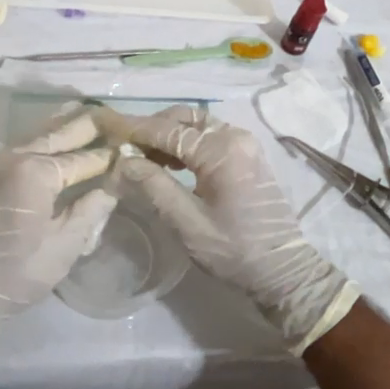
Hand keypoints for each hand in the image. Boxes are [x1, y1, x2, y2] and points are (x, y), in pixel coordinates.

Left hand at [0, 107, 117, 343]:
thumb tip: (110, 187)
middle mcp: (12, 156)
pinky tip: (55, 138)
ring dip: (63, 127)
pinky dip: (42, 140)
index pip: (82, 159)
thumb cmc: (16, 273)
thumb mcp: (64, 246)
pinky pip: (20, 147)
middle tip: (116, 117)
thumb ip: (91, 210)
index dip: (108, 157)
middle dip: (87, 126)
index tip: (131, 148)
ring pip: (36, 136)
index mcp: (35, 172)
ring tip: (88, 114)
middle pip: (57, 135)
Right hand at [112, 106, 359, 353]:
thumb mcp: (187, 222)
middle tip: (124, 146)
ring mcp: (245, 144)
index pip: (168, 130)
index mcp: (222, 150)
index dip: (135, 128)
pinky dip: (186, 142)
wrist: (282, 269)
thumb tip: (123, 161)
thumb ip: (154, 186)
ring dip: (168, 134)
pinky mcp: (248, 155)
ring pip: (197, 124)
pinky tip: (168, 163)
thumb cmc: (233, 250)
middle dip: (152, 128)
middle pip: (184, 118)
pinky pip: (210, 136)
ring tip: (142, 156)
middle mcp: (236, 136)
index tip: (106, 126)